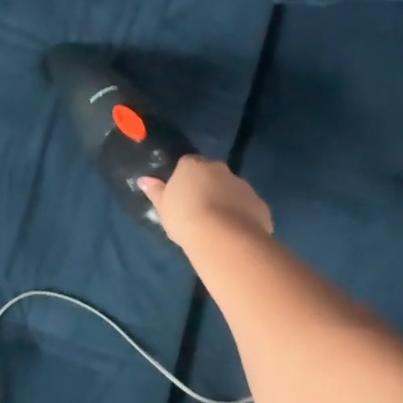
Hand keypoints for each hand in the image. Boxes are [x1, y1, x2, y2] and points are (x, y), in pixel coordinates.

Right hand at [138, 155, 273, 248]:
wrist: (224, 238)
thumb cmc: (185, 219)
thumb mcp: (163, 208)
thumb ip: (155, 191)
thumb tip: (143, 180)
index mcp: (192, 165)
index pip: (187, 164)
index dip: (185, 180)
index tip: (182, 197)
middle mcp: (219, 169)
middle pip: (212, 174)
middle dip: (208, 187)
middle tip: (199, 211)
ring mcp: (242, 185)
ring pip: (231, 190)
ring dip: (226, 201)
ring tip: (218, 226)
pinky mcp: (259, 203)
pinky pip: (247, 206)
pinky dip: (242, 215)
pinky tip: (234, 233)